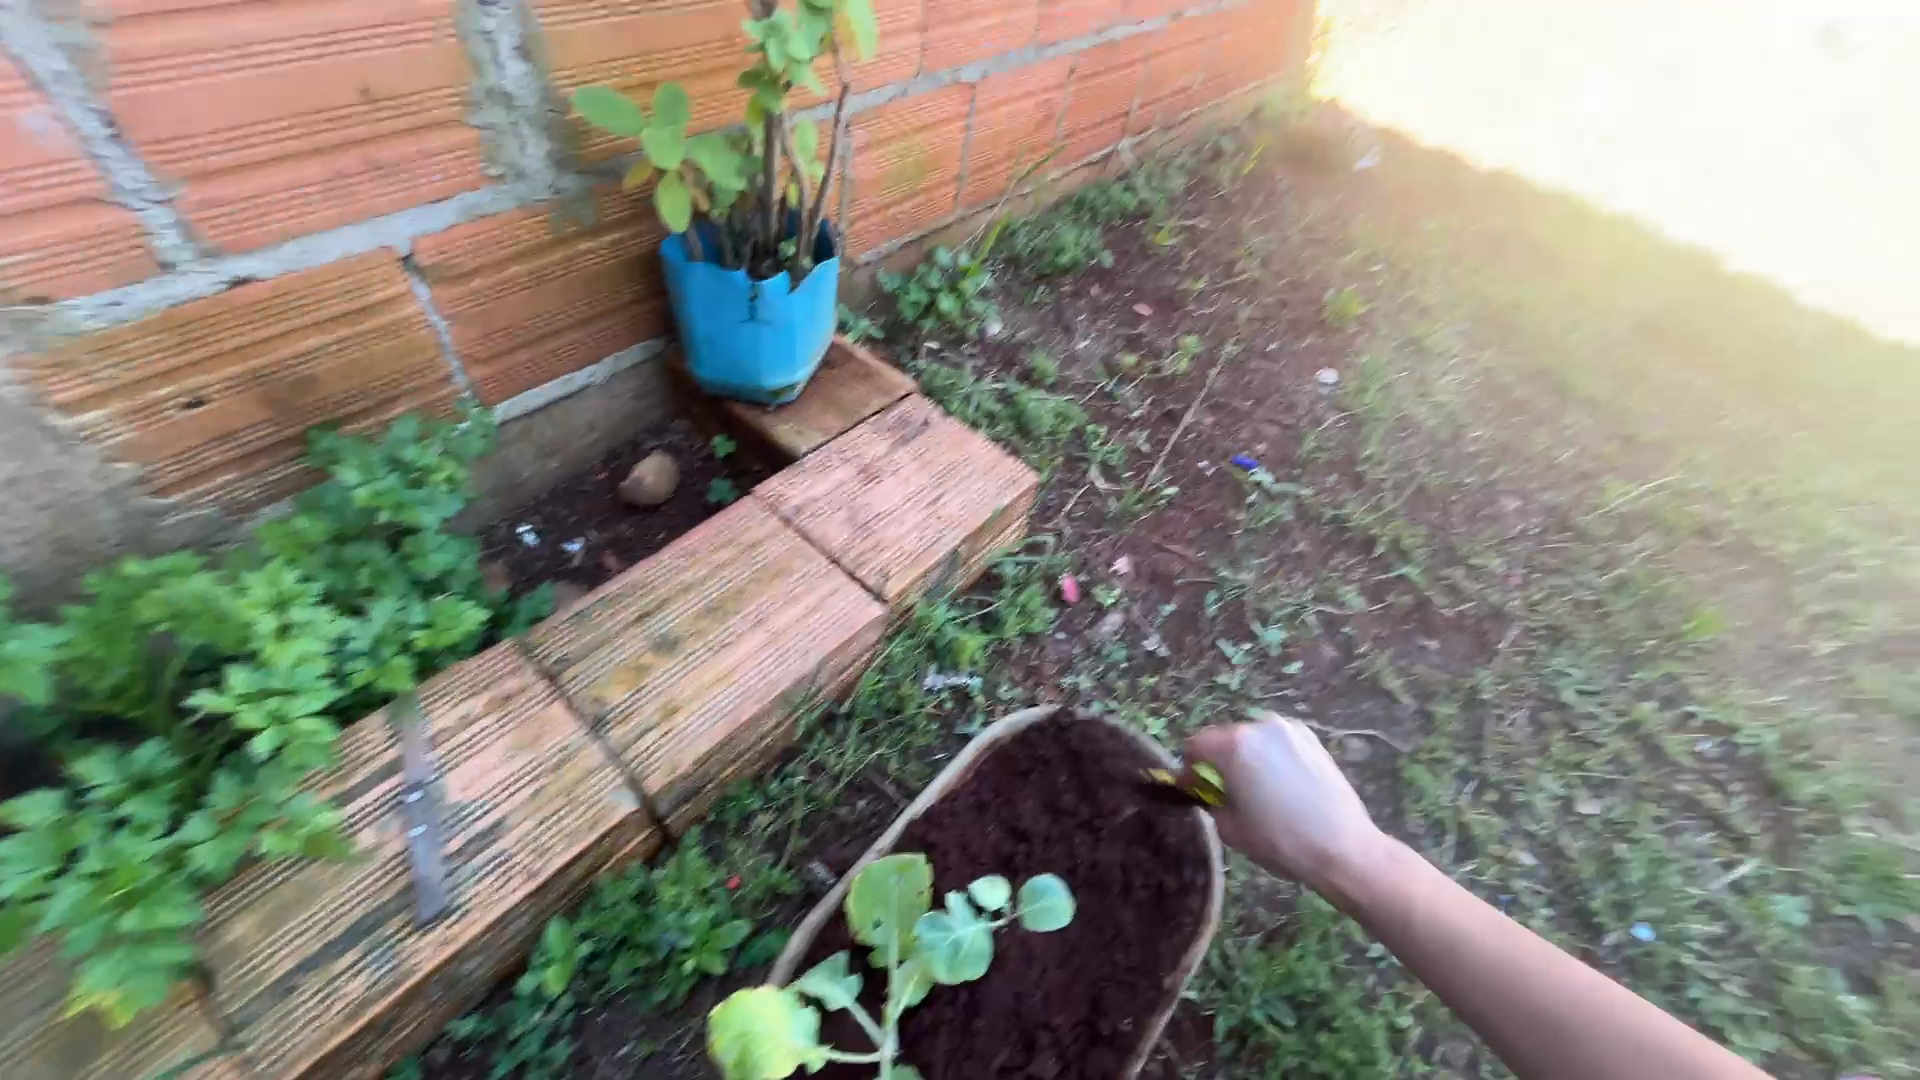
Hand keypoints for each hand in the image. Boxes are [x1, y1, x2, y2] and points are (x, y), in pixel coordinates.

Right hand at [1184, 710, 1390, 900]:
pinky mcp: (1312, 739)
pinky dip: (1271, 756)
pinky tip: (1283, 783)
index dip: (1188, 768)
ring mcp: (1289, 729)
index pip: (1194, 745)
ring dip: (1245, 756)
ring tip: (1258, 787)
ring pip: (1252, 738)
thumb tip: (1212, 793)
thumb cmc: (1281, 840)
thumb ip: (1212, 802)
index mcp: (1234, 745)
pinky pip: (1277, 742)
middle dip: (1217, 760)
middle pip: (1223, 737)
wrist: (1344, 849)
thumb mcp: (1230, 828)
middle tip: (1226, 790)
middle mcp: (1259, 726)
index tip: (1195, 790)